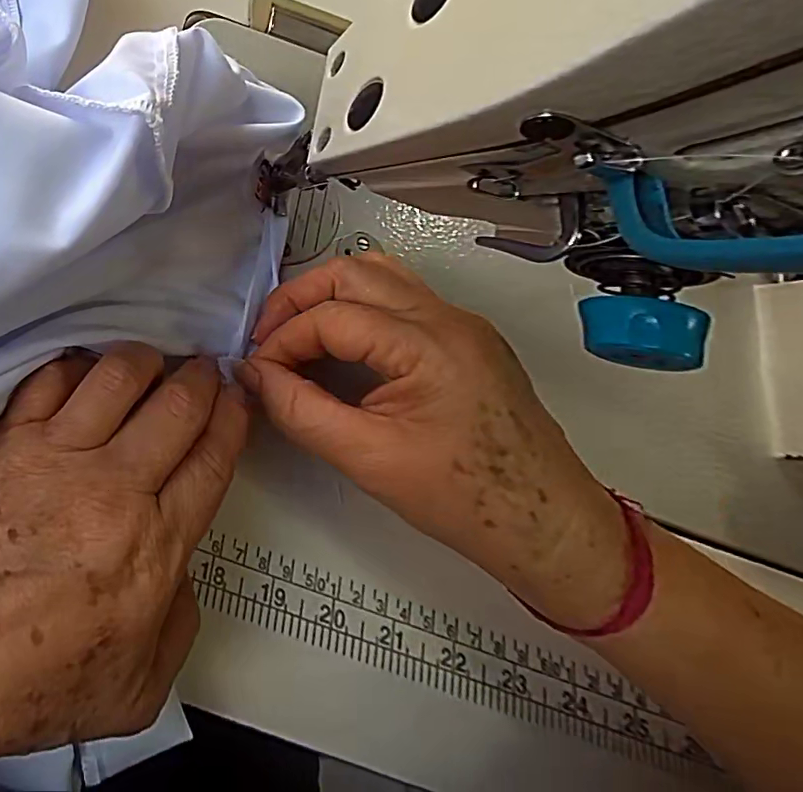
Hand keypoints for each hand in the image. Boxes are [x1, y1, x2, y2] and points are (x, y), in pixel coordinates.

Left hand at [0, 344, 248, 785]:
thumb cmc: (35, 676)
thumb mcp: (140, 684)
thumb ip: (176, 612)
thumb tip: (173, 555)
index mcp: (156, 545)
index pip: (209, 461)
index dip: (229, 422)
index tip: (235, 397)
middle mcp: (113, 486)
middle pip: (173, 409)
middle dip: (196, 380)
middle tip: (200, 368)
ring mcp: (56, 454)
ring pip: (114, 378)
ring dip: (139, 360)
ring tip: (145, 360)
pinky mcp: (8, 439)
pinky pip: (48, 380)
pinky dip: (71, 367)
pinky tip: (79, 368)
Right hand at [234, 253, 630, 628]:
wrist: (551, 530)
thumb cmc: (461, 498)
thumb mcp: (362, 457)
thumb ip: (295, 408)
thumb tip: (251, 373)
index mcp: (429, 346)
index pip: (329, 317)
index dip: (281, 341)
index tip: (257, 374)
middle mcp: (448, 319)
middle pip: (350, 273)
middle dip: (295, 300)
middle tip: (266, 340)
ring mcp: (460, 324)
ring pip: (375, 274)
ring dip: (324, 295)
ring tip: (295, 332)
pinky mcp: (462, 339)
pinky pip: (396, 296)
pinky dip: (352, 305)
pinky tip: (334, 342)